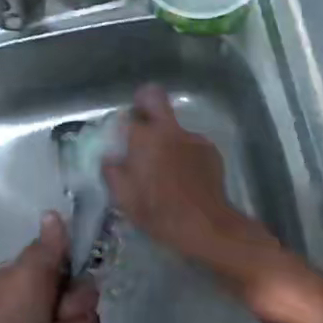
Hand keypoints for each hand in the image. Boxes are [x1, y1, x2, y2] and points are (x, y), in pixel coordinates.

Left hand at [0, 213, 99, 322]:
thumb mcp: (25, 277)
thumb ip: (47, 247)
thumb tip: (54, 211)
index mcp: (29, 276)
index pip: (72, 265)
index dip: (74, 280)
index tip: (63, 287)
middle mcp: (40, 299)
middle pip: (86, 296)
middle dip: (72, 312)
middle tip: (50, 319)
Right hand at [103, 85, 251, 263]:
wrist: (205, 224)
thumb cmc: (159, 213)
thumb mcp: (125, 198)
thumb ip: (113, 172)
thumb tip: (110, 158)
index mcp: (145, 139)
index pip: (128, 115)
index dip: (123, 123)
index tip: (121, 136)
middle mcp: (170, 130)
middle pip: (155, 97)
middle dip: (145, 102)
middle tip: (141, 124)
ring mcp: (194, 138)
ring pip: (175, 127)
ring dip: (167, 139)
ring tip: (167, 168)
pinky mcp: (211, 150)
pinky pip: (191, 144)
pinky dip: (185, 154)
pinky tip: (185, 177)